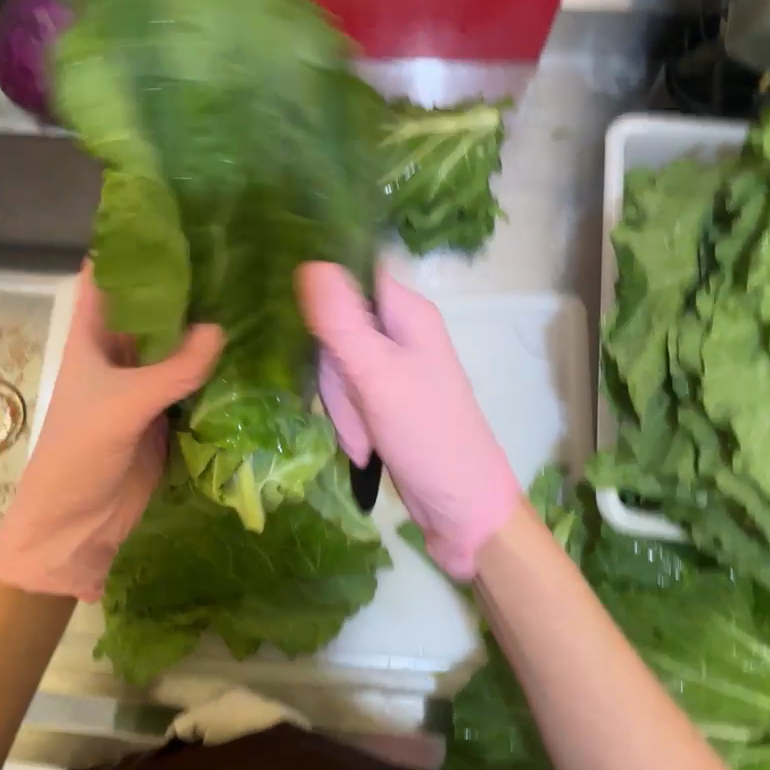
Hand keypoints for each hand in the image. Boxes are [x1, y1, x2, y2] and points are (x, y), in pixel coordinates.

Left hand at [0, 263, 222, 600]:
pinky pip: (195, 378)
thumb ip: (171, 369)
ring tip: (250, 288)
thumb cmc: (79, 456)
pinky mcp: (168, 410)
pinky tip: (251, 346)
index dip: (134, 244)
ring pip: (177, 341)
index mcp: (92, 336)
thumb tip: (221, 328)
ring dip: (205, 323)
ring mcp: (145, 381)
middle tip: (234, 249)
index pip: (108, 275)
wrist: (79, 525)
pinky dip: (217, 365)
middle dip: (184, 281)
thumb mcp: (122, 406)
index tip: (177, 216)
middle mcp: (119, 351)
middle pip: (151, 305)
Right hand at [297, 263, 520, 579]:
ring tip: (363, 438)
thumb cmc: (427, 436)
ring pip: (334, 365)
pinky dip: (347, 420)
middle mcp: (399, 331)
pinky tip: (363, 445)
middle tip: (354, 408)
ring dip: (341, 406)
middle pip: (334, 326)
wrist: (460, 506)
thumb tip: (309, 263)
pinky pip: (346, 393)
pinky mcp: (383, 396)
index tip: (311, 338)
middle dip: (333, 375)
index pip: (347, 279)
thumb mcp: (378, 376)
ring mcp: (391, 365)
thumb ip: (342, 322)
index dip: (322, 302)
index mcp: (407, 312)